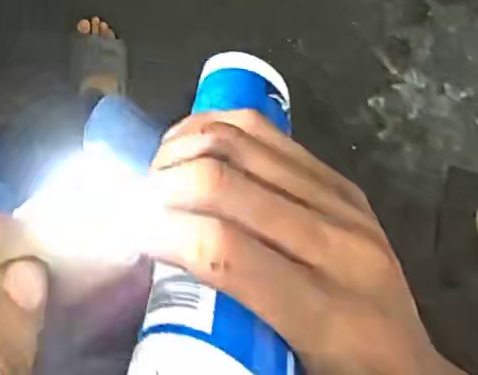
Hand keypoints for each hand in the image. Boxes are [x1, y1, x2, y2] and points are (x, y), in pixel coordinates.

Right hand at [141, 109, 462, 374]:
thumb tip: (148, 262)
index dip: (165, 232)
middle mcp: (342, 249)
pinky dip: (207, 126)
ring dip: (179, 149)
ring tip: (157, 172)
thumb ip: (221, 319)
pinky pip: (257, 128)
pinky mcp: (337, 179)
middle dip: (165, 184)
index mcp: (333, 319)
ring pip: (235, 141)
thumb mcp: (281, 369)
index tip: (135, 234)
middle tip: (141, 201)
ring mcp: (342, 204)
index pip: (226, 251)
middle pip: (224, 182)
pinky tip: (184, 144)